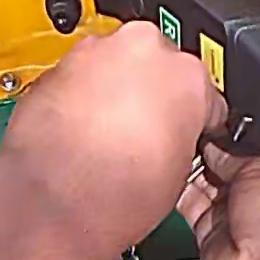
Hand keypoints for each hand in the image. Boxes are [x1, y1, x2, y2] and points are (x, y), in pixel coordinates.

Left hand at [0, 22, 225, 259]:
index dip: (195, 120)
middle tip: (145, 139)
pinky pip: (78, 80)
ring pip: (114, 68)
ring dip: (115, 97)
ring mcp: (94, 53)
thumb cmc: (115, 200)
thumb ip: (183, 141)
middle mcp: (142, 50)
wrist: (57, 208)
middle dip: (152, 99)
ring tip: (110, 143)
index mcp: (187, 76)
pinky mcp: (55, 67)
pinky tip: (83, 138)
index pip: (204, 92)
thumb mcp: (178, 178)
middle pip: (157, 68)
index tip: (186, 134)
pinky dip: (82, 102)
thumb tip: (174, 142)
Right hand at [176, 144, 259, 259]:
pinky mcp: (210, 236)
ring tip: (183, 151)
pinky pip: (191, 208)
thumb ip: (235, 155)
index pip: (252, 152)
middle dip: (211, 153)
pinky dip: (181, 192)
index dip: (232, 139)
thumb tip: (217, 147)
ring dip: (194, 170)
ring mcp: (234, 220)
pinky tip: (175, 175)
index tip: (214, 125)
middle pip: (226, 169)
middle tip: (195, 135)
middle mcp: (259, 201)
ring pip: (206, 187)